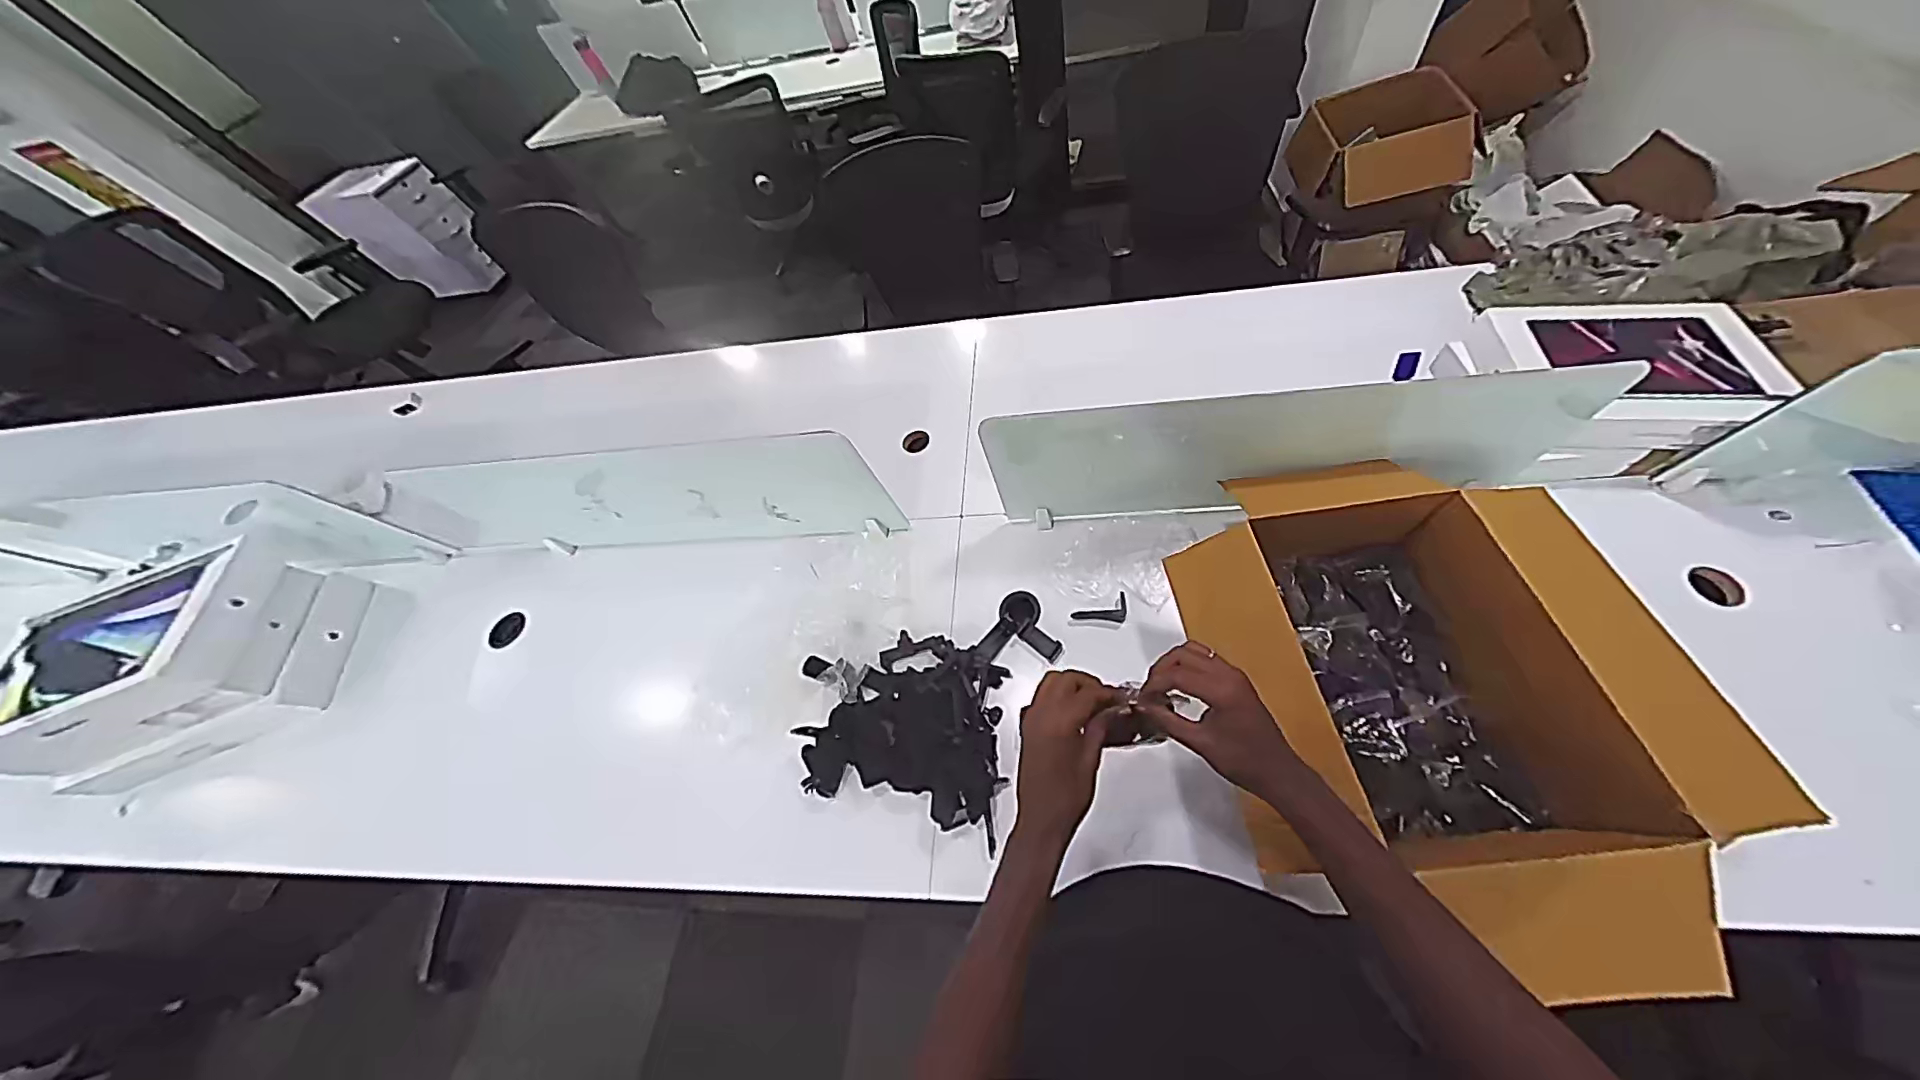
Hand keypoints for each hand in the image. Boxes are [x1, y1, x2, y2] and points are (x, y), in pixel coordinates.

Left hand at [1013, 671, 1123, 849]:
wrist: (1041, 819)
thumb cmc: (1062, 800)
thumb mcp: (1090, 760)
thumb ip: (1099, 728)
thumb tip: (1108, 711)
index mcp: (1058, 723)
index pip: (1087, 692)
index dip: (1108, 693)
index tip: (1119, 698)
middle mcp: (1040, 717)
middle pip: (1066, 679)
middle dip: (1088, 684)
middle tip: (1107, 698)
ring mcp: (1030, 721)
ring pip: (1050, 684)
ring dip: (1071, 686)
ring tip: (1092, 702)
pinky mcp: (1026, 728)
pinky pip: (1041, 699)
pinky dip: (1058, 697)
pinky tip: (1074, 712)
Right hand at [1137, 641, 1299, 794]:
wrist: (1276, 771)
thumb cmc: (1245, 761)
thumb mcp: (1200, 743)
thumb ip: (1168, 721)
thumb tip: (1145, 706)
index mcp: (1223, 690)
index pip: (1177, 674)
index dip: (1154, 684)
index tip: (1143, 698)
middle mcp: (1230, 676)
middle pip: (1183, 654)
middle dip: (1161, 669)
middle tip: (1148, 690)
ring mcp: (1235, 676)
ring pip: (1195, 651)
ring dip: (1173, 663)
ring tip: (1160, 685)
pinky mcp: (1236, 680)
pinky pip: (1206, 659)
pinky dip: (1187, 665)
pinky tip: (1179, 685)